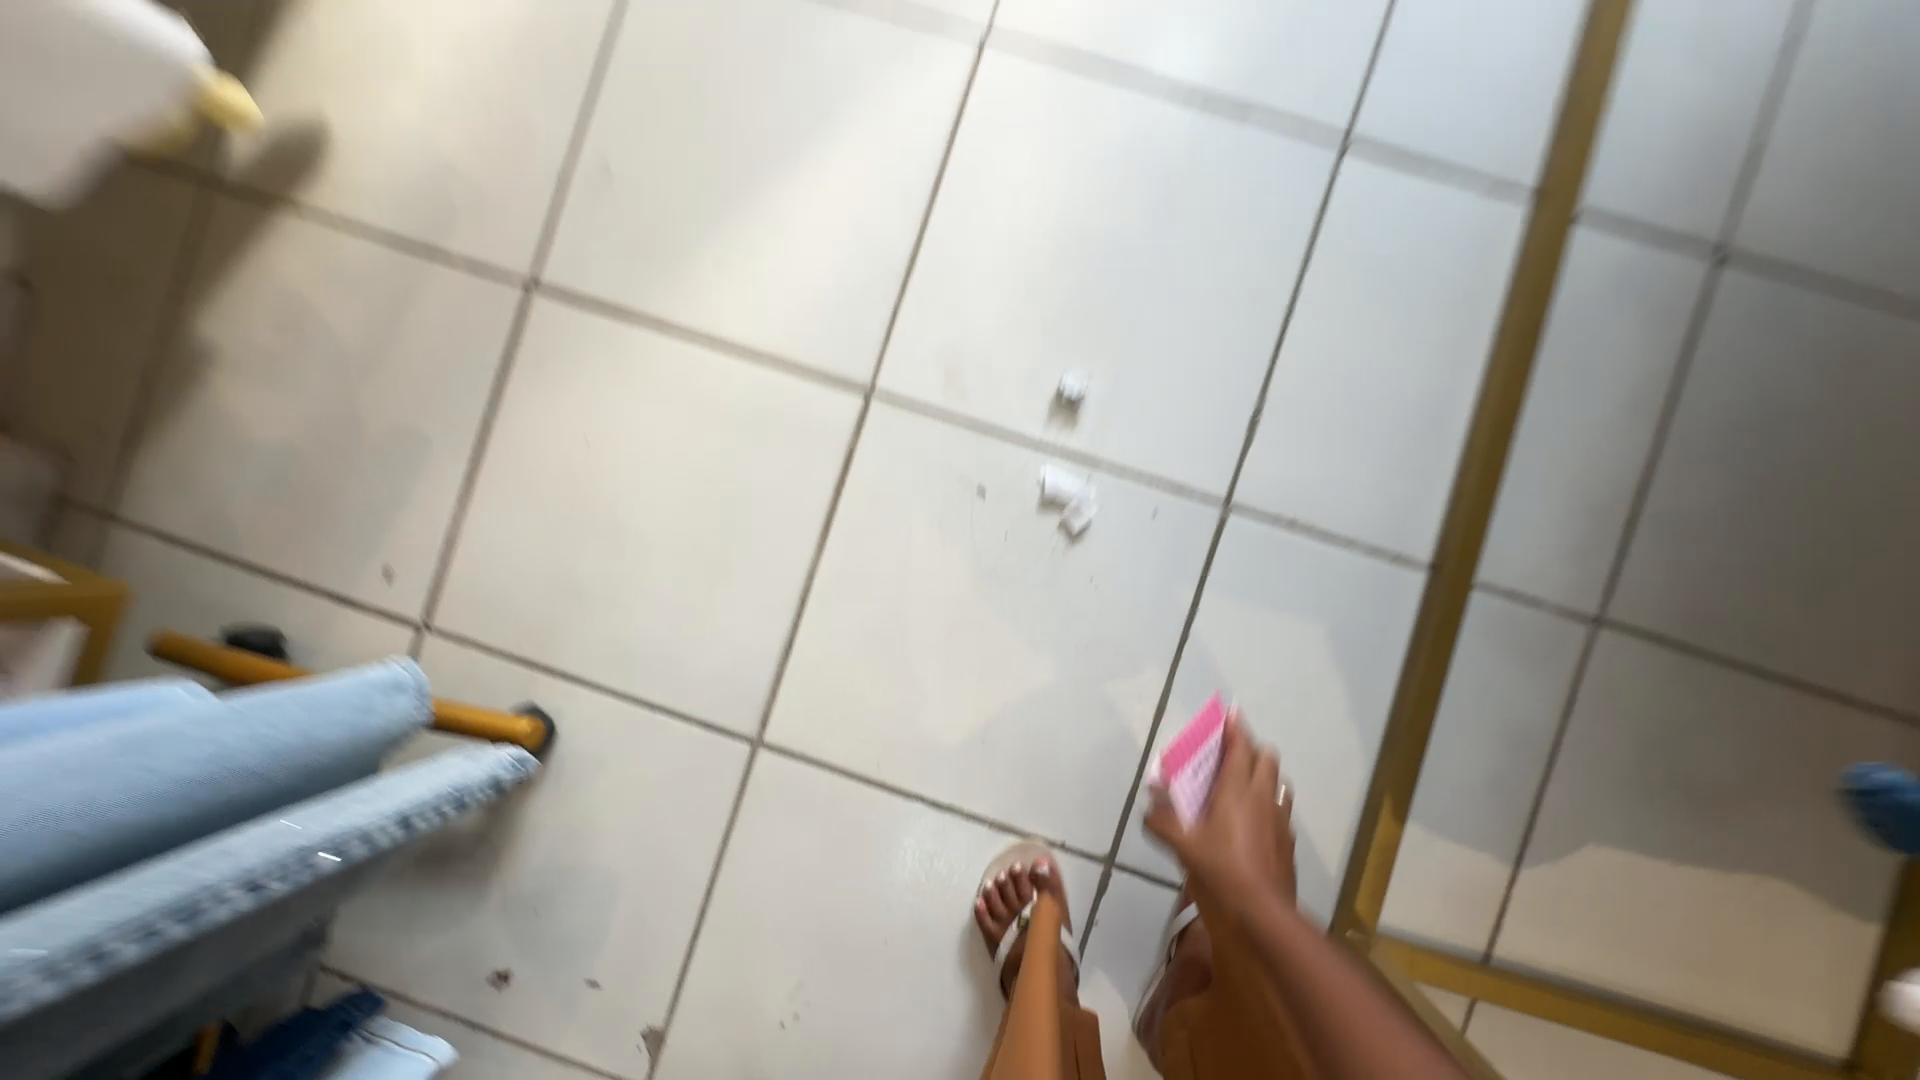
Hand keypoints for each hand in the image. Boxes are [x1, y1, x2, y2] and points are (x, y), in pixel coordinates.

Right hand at [1145, 711, 1296, 921]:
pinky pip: (1282, 810)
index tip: (1232, 712)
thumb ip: (1163, 820)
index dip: (1236, 728)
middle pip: (1267, 759)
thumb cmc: (1220, 871)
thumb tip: (1150, 802)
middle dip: (1252, 748)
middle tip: (1232, 751)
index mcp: (1237, 791)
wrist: (1263, 915)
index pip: (1241, 748)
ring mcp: (1281, 820)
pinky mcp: (1287, 842)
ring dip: (1265, 775)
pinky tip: (1257, 820)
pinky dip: (1271, 804)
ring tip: (1246, 783)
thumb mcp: (1182, 846)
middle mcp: (1263, 798)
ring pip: (1279, 783)